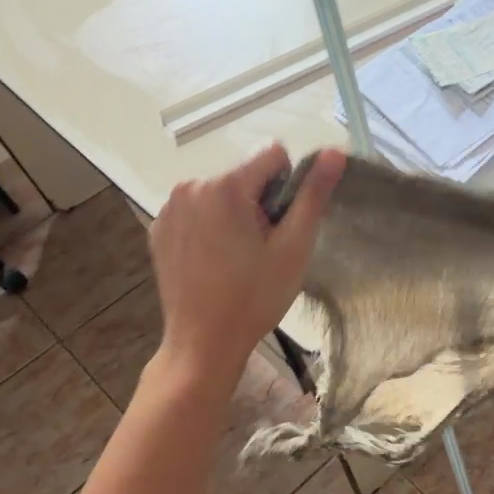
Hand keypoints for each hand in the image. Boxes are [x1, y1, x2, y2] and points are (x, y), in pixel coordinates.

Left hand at [148, 145, 345, 381]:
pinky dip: (210, 227)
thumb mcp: (294, 247)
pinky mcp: (159, 228)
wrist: (204, 342)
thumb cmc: (255, 297)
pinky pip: (197, 211)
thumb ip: (313, 194)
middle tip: (262, 250)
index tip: (281, 227)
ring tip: (238, 258)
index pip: (273, 155)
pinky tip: (214, 262)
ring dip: (235, 214)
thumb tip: (335, 151)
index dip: (287, 188)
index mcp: (225, 185)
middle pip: (244, 175)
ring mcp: (169, 207)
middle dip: (259, 203)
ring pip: (220, 192)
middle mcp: (191, 185)